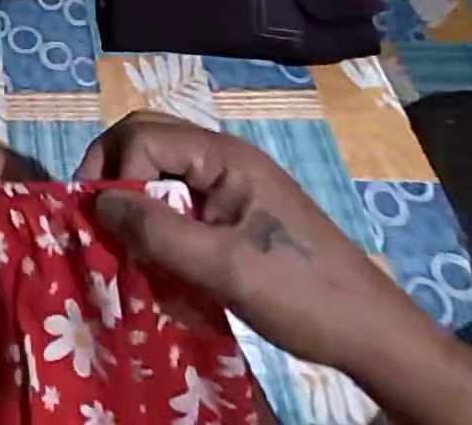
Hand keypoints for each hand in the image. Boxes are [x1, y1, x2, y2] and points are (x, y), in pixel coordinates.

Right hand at [77, 112, 445, 376]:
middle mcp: (221, 153)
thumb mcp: (224, 268)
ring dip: (131, 187)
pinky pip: (176, 188)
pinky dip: (154, 208)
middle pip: (146, 135)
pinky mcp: (232, 203)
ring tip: (120, 228)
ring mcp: (228, 177)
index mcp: (223, 155)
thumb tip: (99, 201)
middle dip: (112, 167)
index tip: (106, 220)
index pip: (144, 137)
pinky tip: (153, 243)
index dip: (116, 172)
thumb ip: (157, 230)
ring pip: (158, 160)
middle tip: (96, 210)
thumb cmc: (301, 295)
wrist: (375, 336)